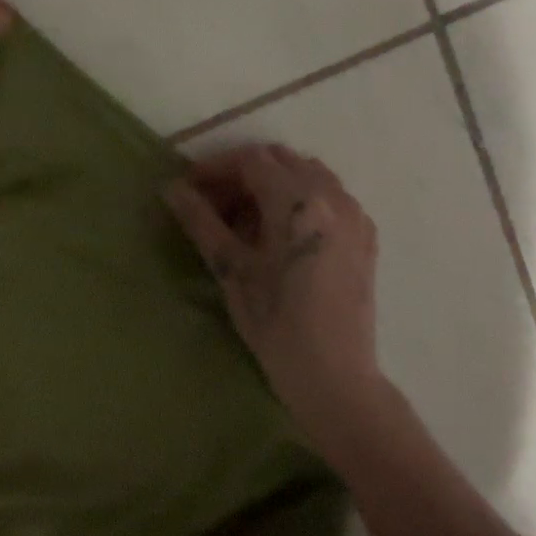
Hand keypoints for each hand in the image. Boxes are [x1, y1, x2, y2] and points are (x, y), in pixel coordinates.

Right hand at [164, 144, 386, 416]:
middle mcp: (334, 196)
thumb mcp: (231, 270)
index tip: (187, 189)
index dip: (214, 168)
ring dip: (270, 184)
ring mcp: (355, 215)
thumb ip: (201, 222)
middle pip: (280, 161)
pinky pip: (328, 198)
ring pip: (307, 175)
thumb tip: (171, 189)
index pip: (251, 160)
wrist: (333, 374)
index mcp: (299, 201)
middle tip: (209, 204)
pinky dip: (298, 200)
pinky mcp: (364, 237)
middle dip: (241, 174)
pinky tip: (277, 234)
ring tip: (240, 220)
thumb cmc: (275, 323)